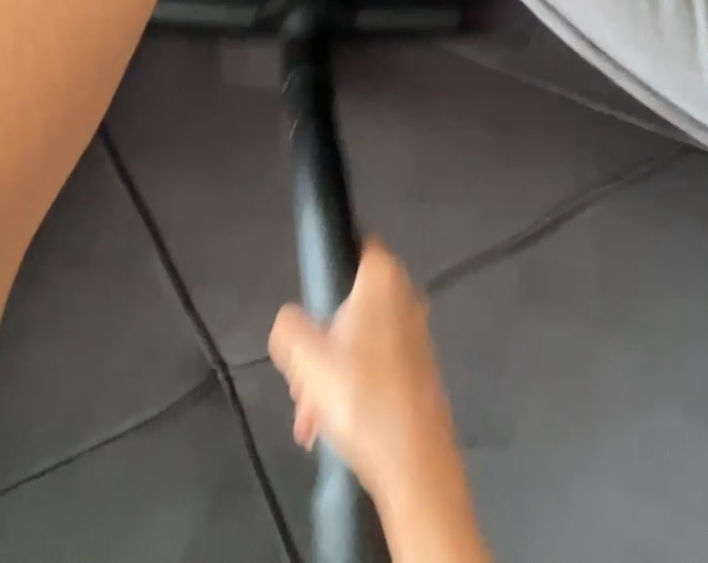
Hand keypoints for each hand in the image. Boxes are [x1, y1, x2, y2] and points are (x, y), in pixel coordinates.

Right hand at [268, 243, 460, 498]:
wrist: (415, 462)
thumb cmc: (361, 397)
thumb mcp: (305, 358)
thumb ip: (288, 328)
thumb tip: (289, 321)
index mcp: (383, 282)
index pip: (360, 244)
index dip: (336, 257)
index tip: (313, 288)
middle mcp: (406, 301)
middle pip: (350, 303)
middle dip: (320, 337)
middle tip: (302, 374)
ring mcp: (416, 338)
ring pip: (358, 340)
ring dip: (329, 371)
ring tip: (309, 413)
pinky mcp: (418, 371)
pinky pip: (374, 367)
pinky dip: (350, 387)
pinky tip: (328, 425)